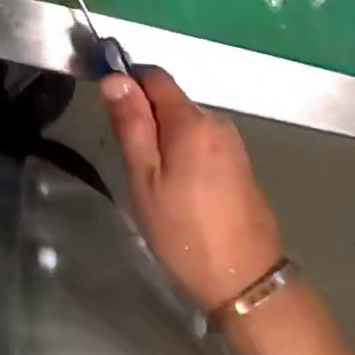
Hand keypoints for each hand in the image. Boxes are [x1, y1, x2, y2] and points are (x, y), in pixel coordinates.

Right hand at [102, 67, 283, 312]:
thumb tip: (115, 76)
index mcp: (191, 120)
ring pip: (185, 121)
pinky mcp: (239, 160)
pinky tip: (179, 188)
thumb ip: (131, 124)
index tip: (109, 109)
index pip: (154, 76)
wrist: (245, 279)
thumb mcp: (145, 179)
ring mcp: (231, 141)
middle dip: (145, 116)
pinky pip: (202, 140)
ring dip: (164, 136)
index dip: (128, 81)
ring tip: (154, 181)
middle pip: (170, 99)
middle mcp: (216, 120)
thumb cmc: (184, 231)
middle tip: (131, 162)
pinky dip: (183, 150)